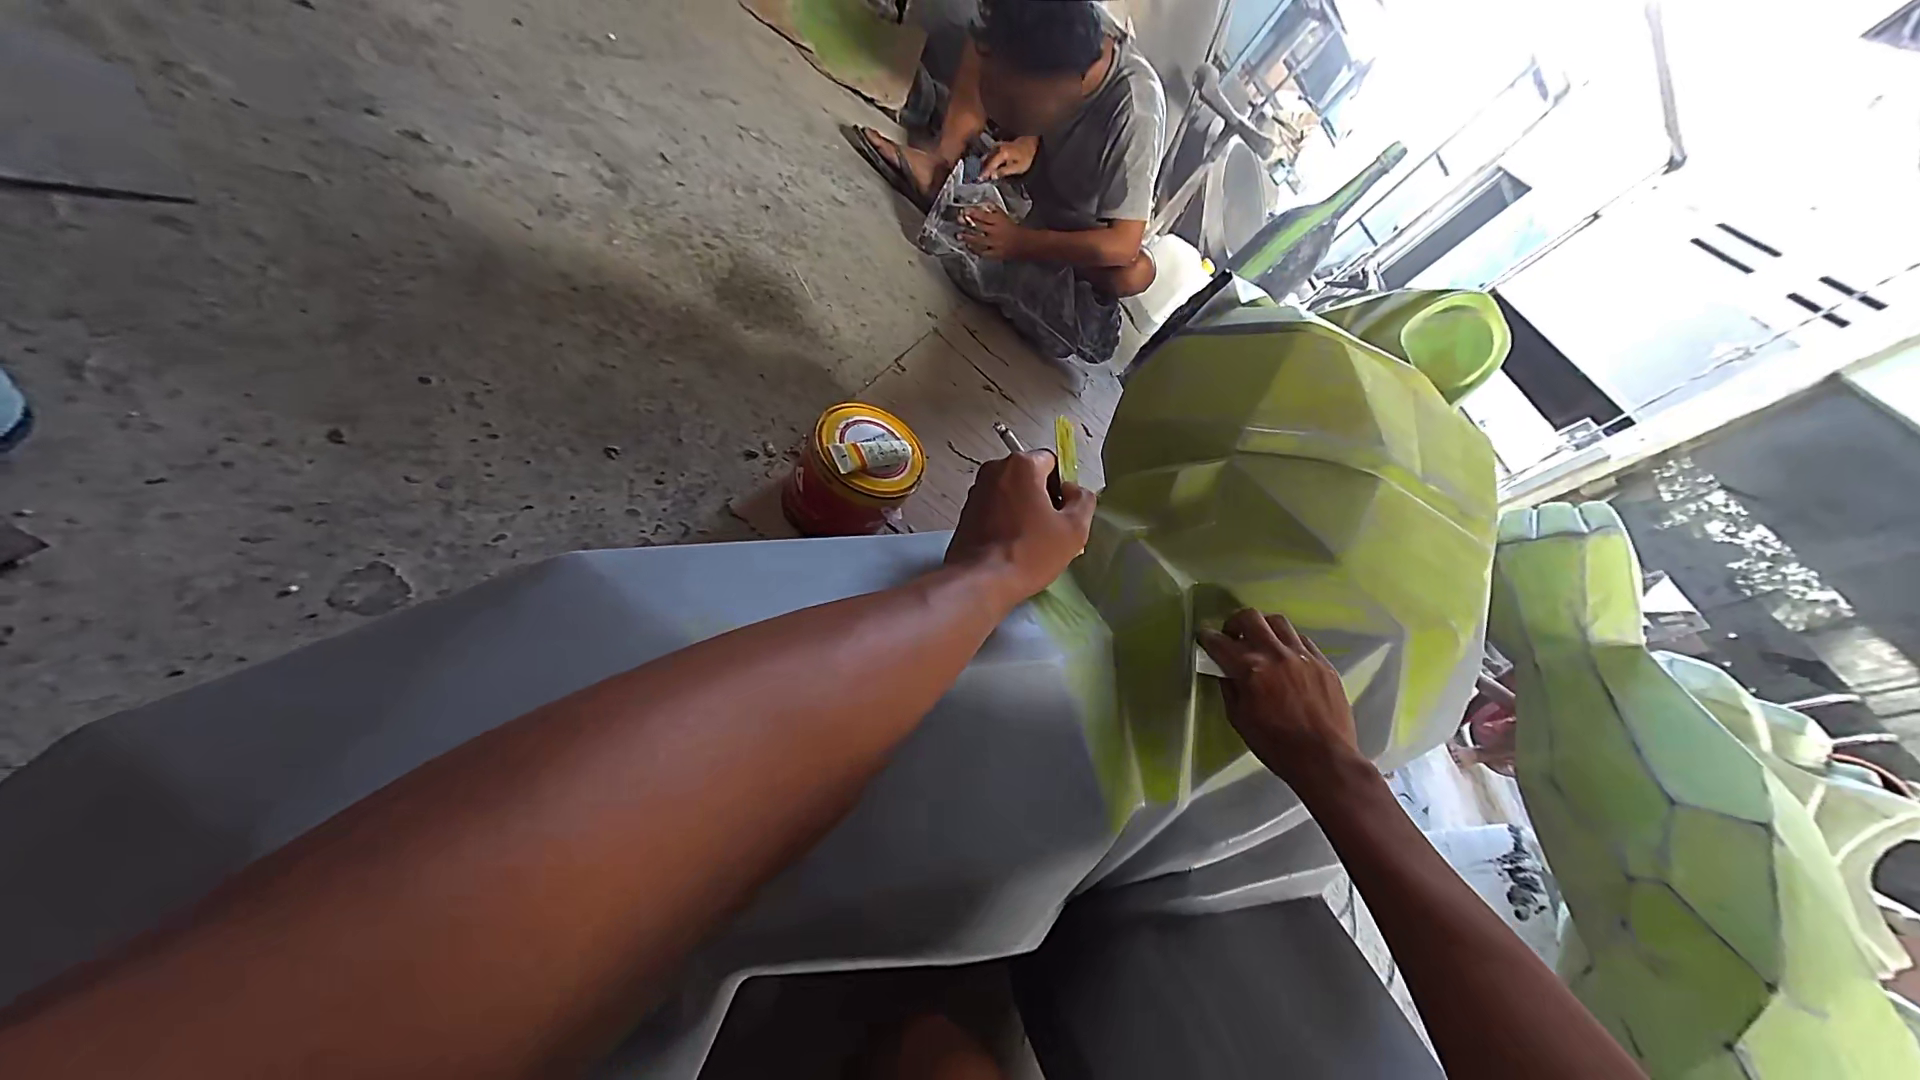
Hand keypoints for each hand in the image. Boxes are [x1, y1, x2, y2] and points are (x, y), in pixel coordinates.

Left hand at [945, 450, 1094, 601]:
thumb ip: (1083, 500)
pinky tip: (1011, 547)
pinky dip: (1005, 521)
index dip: (1063, 487)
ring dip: (1023, 511)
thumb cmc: (1030, 552)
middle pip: (1029, 477)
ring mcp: (976, 490)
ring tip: (1030, 542)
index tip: (1063, 513)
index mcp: (1021, 465)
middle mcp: (994, 469)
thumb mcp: (1073, 529)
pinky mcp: (965, 512)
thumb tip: (1072, 490)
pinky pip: (994, 509)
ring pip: (1011, 494)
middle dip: (1042, 498)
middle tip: (1050, 531)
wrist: (980, 581)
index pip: (1052, 462)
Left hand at [959, 205, 1027, 259]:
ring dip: (968, 238)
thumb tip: (985, 205)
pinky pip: (983, 252)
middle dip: (967, 224)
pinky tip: (968, 247)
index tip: (965, 210)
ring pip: (978, 240)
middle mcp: (995, 231)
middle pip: (979, 227)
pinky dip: (975, 250)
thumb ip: (995, 211)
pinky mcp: (995, 254)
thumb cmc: (1014, 229)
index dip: (973, 212)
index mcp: (999, 220)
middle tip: (958, 221)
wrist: (1024, 244)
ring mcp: (994, 244)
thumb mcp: (1005, 217)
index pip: (983, 215)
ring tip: (959, 236)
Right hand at [980, 135, 1038, 179]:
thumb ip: (1004, 171)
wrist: (1032, 144)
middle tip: (980, 177)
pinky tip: (988, 163)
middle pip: (987, 159)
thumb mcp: (1017, 168)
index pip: (990, 165)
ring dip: (985, 163)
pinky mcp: (1001, 144)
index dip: (985, 173)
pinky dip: (989, 158)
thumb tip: (993, 176)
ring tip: (983, 171)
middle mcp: (998, 148)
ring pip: (988, 155)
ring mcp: (999, 145)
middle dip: (983, 168)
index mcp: (1002, 153)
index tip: (980, 179)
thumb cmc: (1026, 156)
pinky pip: (991, 152)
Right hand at [1198, 610, 1364, 789]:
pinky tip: (1286, 657)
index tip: (1204, 638)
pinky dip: (1288, 642)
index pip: (1219, 642)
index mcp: (1249, 669)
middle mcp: (1275, 654)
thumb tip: (1226, 671)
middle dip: (1235, 623)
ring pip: (1278, 622)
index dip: (1207, 638)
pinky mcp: (1323, 663)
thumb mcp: (1239, 718)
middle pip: (1250, 617)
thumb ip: (1229, 687)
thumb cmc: (1275, 744)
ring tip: (1262, 643)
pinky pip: (1302, 639)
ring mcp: (1302, 656)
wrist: (1325, 759)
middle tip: (1233, 637)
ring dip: (1263, 628)